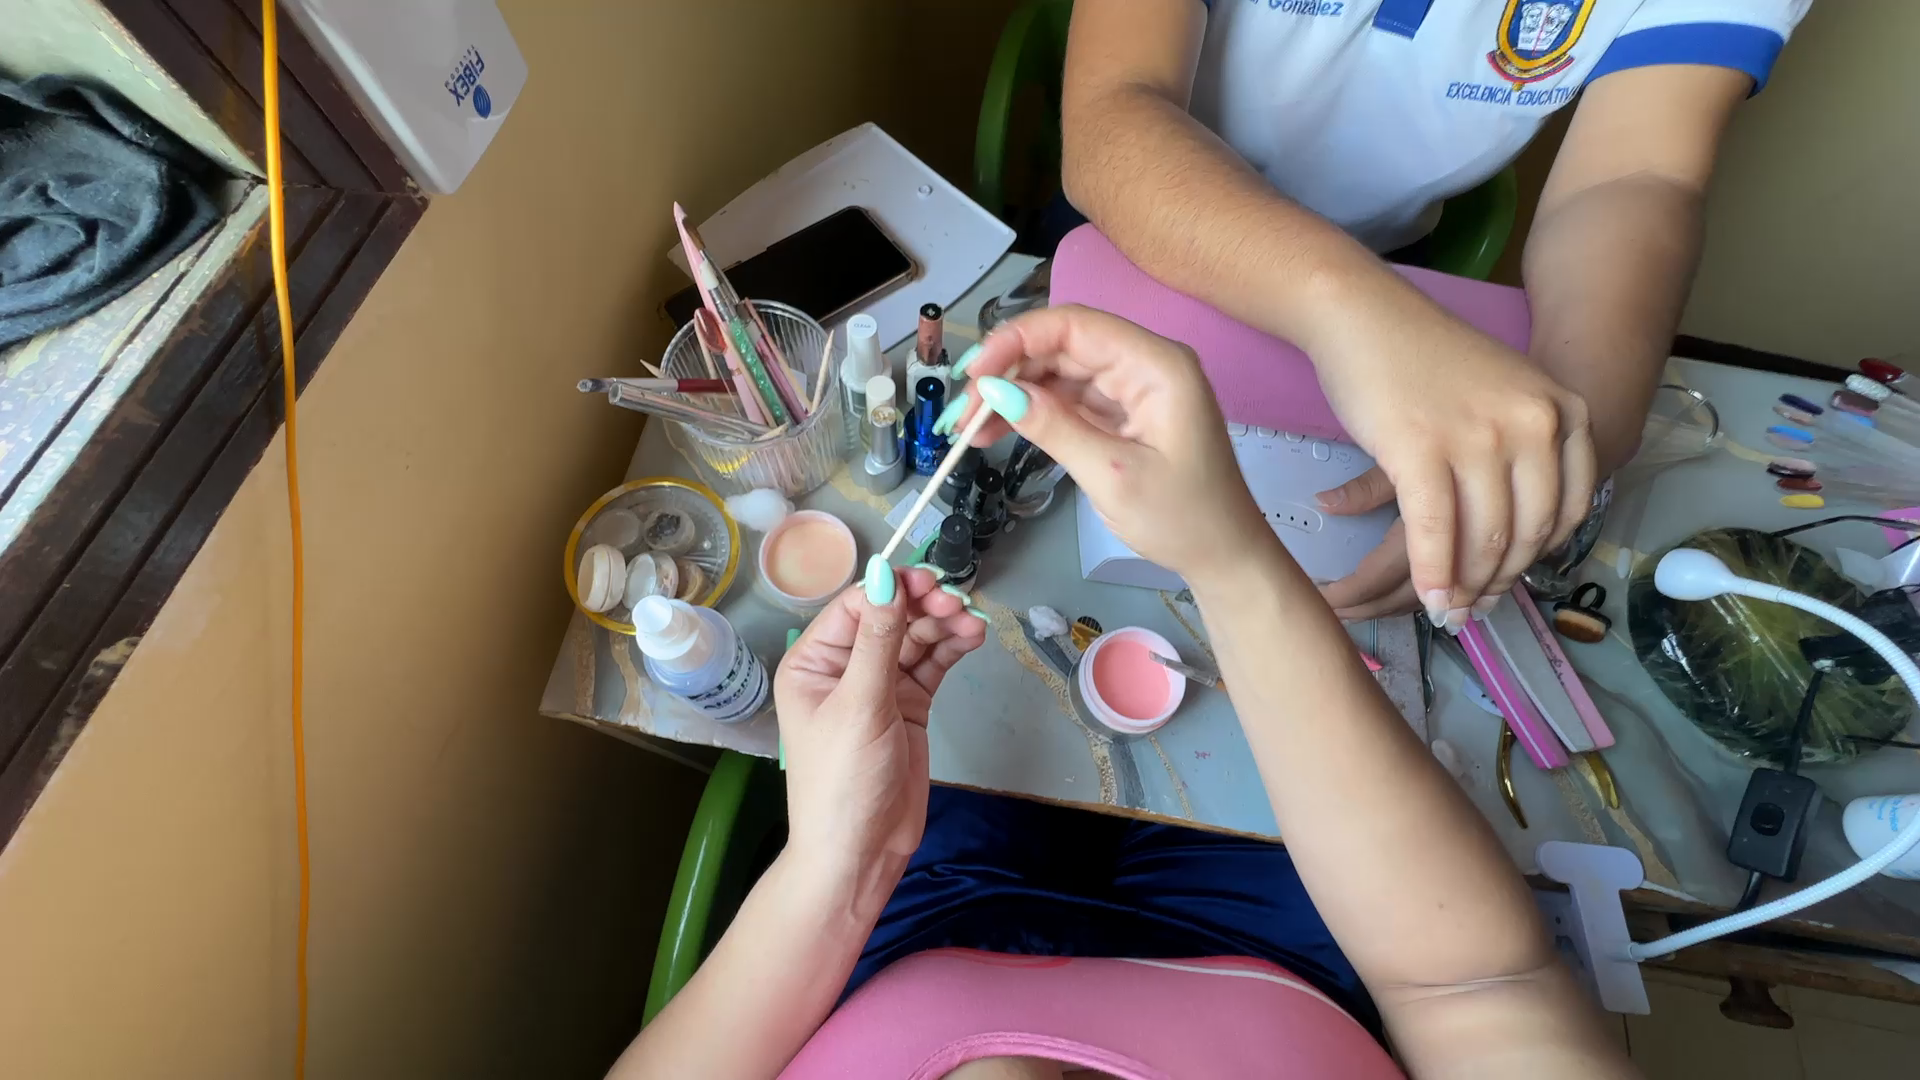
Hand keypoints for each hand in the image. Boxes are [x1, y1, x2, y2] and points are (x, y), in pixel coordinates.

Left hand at [774, 568, 986, 892]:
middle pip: (889, 618)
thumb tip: (885, 574)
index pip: (856, 607)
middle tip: (957, 602)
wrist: (861, 854)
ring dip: (943, 625)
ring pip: (915, 638)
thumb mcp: (860, 705)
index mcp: (815, 661)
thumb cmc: (845, 779)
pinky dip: (952, 649)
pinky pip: (931, 665)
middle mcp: (846, 667)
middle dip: (923, 605)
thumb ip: (879, 639)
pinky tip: (973, 637)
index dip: (892, 588)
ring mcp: (880, 685)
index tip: (930, 582)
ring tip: (972, 622)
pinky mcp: (909, 704)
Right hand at [956, 305, 1274, 586]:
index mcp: (1155, 365)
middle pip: (1060, 347)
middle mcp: (1142, 365)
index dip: (1015, 341)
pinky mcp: (1118, 414)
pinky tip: (995, 432)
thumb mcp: (1112, 475)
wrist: (1221, 555)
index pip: (1074, 325)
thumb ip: (1054, 427)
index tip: (972, 376)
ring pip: (1056, 375)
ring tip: (968, 430)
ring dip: (1011, 397)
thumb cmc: (1181, 518)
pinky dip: (1030, 415)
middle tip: (961, 416)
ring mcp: (1129, 389)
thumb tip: (995, 391)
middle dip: (1006, 374)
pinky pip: (1065, 402)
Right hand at [1310, 300, 1596, 628]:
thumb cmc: (1419, 356)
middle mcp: (1535, 427)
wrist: (1365, 316)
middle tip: (1469, 613)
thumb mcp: (1494, 395)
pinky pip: (1434, 527)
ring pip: (1482, 536)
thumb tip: (1502, 509)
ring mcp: (1479, 438)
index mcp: (1563, 414)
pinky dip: (1431, 569)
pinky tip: (1424, 595)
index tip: (1502, 584)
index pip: (1567, 510)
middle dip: (1497, 582)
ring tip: (1445, 613)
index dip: (1534, 559)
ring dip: (1464, 586)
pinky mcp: (1422, 450)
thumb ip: (1513, 445)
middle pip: (1525, 530)